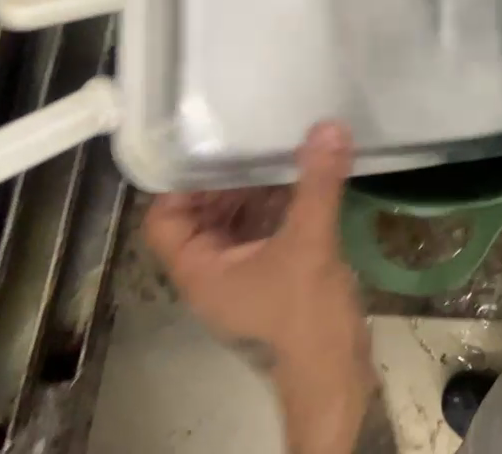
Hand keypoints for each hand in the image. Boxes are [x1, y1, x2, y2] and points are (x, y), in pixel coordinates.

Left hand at [144, 122, 371, 453]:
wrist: (335, 374)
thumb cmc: (305, 315)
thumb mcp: (309, 244)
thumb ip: (317, 184)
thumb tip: (328, 127)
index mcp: (200, 270)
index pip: (165, 219)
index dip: (184, 182)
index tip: (216, 147)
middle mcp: (214, 272)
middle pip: (202, 215)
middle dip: (229, 179)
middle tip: (257, 142)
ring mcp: (244, 276)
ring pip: (236, 222)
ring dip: (257, 189)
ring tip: (284, 154)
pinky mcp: (274, 276)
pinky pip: (265, 230)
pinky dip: (279, 204)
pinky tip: (306, 182)